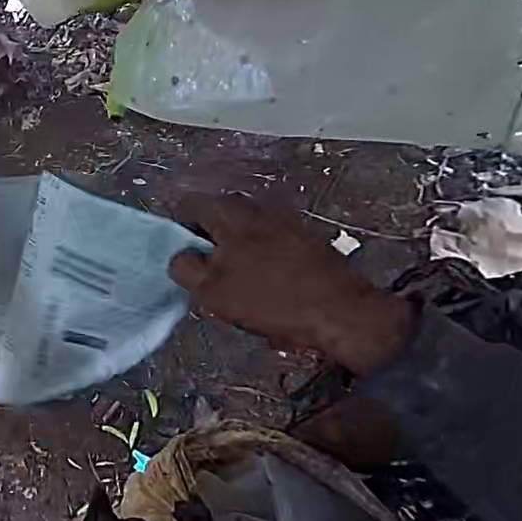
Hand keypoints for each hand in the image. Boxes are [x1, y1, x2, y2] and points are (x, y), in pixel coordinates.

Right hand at [167, 194, 414, 374]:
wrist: (343, 315)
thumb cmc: (271, 300)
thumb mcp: (211, 290)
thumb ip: (185, 267)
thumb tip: (181, 256)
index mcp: (230, 212)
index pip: (189, 205)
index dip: (177, 230)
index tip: (181, 257)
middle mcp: (258, 207)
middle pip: (218, 217)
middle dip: (207, 241)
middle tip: (206, 274)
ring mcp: (287, 220)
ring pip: (245, 231)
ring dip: (235, 251)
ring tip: (237, 284)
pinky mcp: (308, 239)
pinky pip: (270, 242)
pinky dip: (261, 258)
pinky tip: (267, 286)